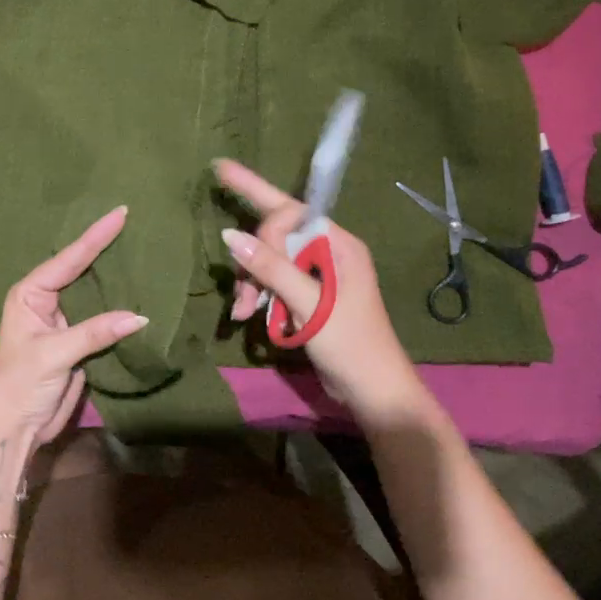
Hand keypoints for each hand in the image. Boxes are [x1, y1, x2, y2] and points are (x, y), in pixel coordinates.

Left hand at [0, 206, 148, 451]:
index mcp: (30, 295)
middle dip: (106, 248)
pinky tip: (144, 293)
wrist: (16, 426)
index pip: (68, 260)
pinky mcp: (79, 342)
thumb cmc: (20, 383)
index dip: (94, 237)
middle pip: (81, 270)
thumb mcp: (54, 354)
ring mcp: (65, 321)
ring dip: (117, 278)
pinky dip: (122, 308)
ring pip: (95, 293)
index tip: (120, 213)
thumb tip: (140, 317)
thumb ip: (94, 332)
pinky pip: (104, 319)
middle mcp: (47, 302)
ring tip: (144, 249)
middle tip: (136, 221)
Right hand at [214, 159, 428, 427]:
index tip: (227, 208)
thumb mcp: (308, 306)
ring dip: (252, 283)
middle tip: (243, 294)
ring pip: (269, 260)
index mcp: (339, 245)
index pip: (291, 211)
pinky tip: (247, 315)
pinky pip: (273, 282)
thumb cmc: (350, 344)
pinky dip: (258, 296)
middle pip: (275, 235)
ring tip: (243, 311)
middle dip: (251, 259)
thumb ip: (270, 268)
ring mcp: (317, 274)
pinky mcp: (307, 296)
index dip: (260, 212)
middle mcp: (328, 252)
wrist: (373, 391)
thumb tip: (229, 235)